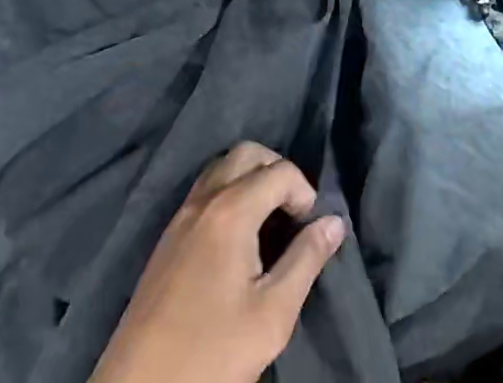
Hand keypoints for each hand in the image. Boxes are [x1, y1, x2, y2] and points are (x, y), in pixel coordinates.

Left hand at [89, 142, 346, 382]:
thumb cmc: (214, 349)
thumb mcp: (273, 313)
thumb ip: (306, 260)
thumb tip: (333, 222)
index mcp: (230, 211)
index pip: (279, 171)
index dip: (305, 192)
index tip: (311, 230)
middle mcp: (203, 199)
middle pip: (246, 153)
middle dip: (277, 170)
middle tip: (293, 212)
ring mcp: (180, 214)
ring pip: (221, 167)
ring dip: (251, 177)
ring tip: (269, 221)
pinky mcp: (168, 234)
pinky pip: (204, 189)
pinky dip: (229, 191)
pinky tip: (239, 235)